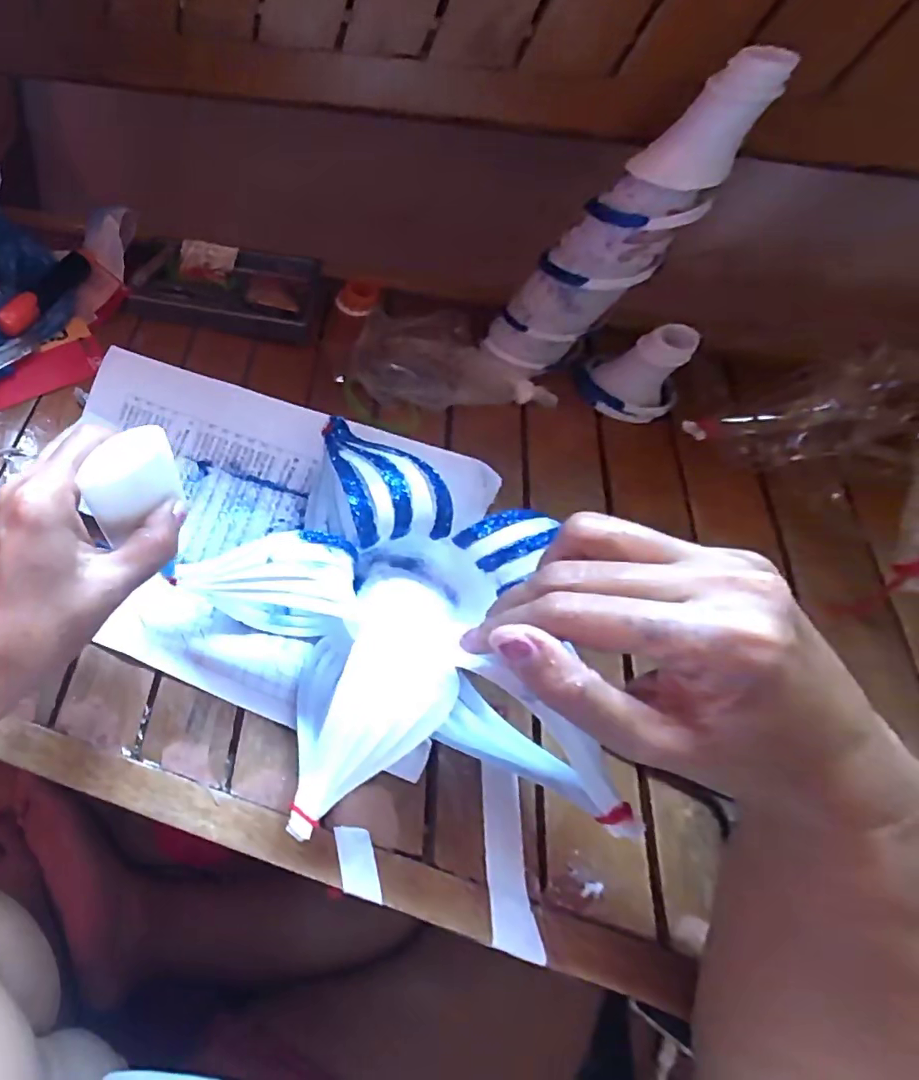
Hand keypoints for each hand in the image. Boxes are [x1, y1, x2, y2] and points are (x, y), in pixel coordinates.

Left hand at [0, 422, 183, 718]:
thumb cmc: (43, 628)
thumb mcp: (108, 588)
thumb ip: (151, 545)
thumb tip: (178, 509)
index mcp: (42, 495)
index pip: (89, 437)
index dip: (127, 444)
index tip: (154, 469)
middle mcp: (17, 487)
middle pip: (72, 449)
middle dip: (112, 461)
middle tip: (145, 491)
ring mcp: (3, 504)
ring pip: (56, 470)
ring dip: (91, 481)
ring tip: (125, 511)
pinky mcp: (0, 522)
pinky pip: (41, 492)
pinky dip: (70, 498)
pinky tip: (93, 529)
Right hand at [461, 512, 916, 827]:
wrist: (835, 756)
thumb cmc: (735, 760)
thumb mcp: (642, 743)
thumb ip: (568, 691)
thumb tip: (501, 640)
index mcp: (722, 639)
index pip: (575, 611)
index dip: (510, 626)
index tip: (470, 646)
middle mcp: (729, 583)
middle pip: (573, 572)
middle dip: (517, 604)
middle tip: (493, 637)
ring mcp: (730, 561)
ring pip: (588, 537)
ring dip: (543, 574)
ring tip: (535, 615)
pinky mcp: (724, 553)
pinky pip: (618, 537)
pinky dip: (577, 562)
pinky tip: (578, 598)